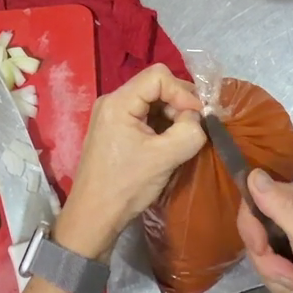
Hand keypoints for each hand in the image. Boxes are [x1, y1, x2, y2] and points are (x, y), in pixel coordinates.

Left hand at [54, 64, 204, 258]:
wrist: (93, 217)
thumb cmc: (126, 186)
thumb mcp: (164, 158)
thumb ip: (189, 132)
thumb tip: (199, 118)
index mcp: (118, 102)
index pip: (158, 76)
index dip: (182, 91)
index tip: (198, 116)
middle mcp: (112, 101)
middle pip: (155, 85)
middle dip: (178, 103)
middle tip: (193, 128)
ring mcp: (112, 115)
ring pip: (152, 100)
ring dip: (171, 115)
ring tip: (181, 139)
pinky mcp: (115, 129)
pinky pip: (144, 115)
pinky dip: (161, 124)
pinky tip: (168, 144)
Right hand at [236, 169, 292, 292]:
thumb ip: (281, 206)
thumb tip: (252, 174)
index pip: (253, 203)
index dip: (253, 231)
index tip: (263, 251)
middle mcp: (292, 214)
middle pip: (256, 237)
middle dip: (271, 267)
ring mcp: (291, 241)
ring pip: (262, 262)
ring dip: (281, 285)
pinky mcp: (292, 265)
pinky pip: (272, 279)